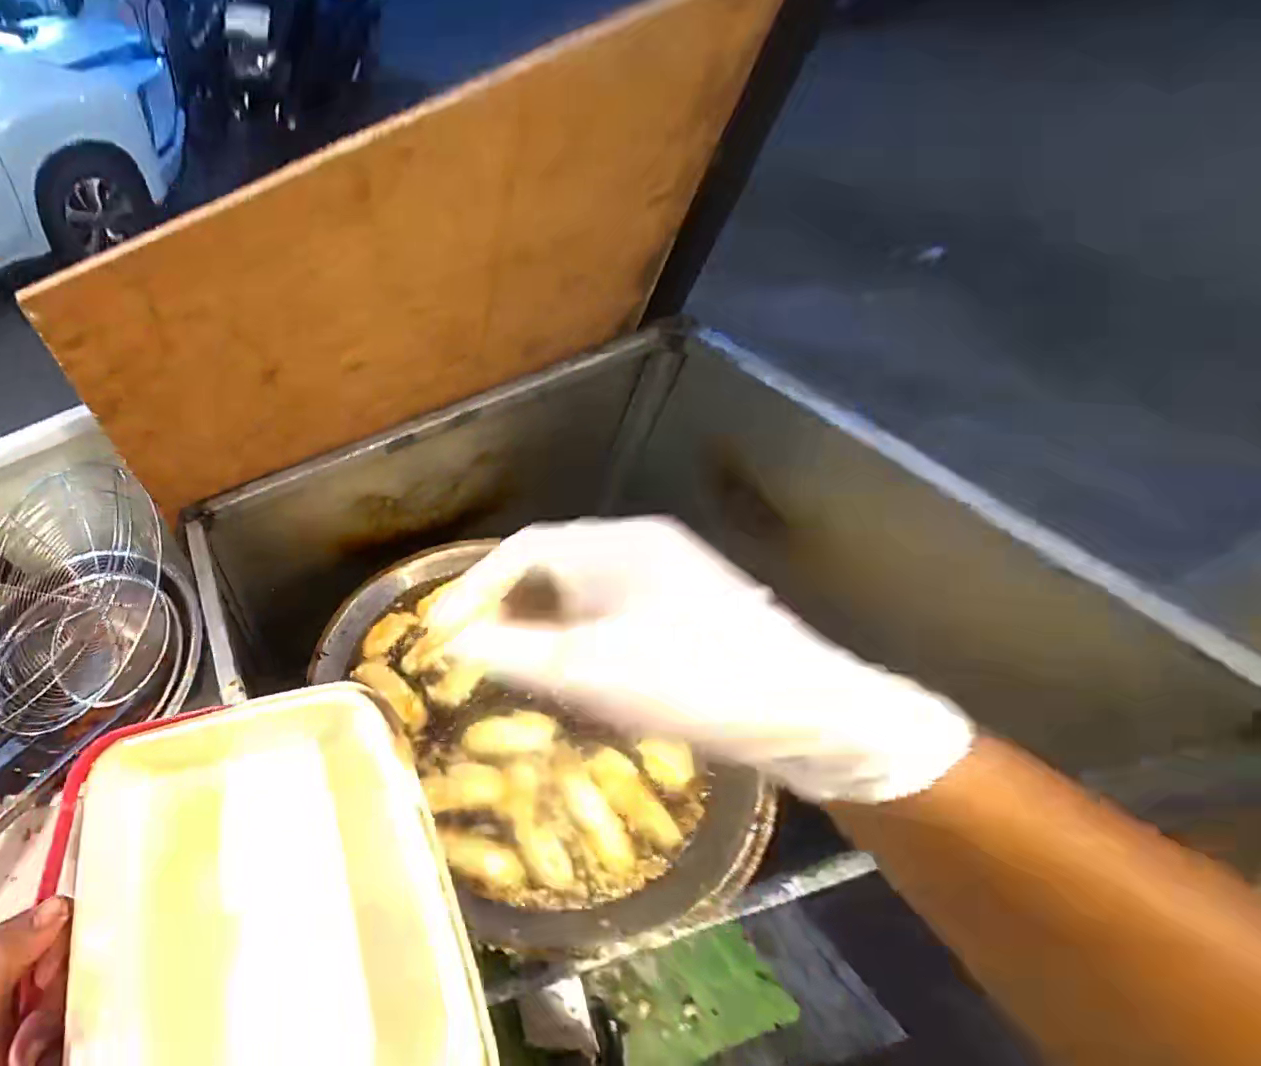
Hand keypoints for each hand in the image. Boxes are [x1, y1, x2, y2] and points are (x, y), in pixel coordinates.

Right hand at [427, 517, 973, 802]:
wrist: (815, 715)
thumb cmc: (695, 682)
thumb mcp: (593, 672)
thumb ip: (515, 653)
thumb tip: (453, 643)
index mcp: (615, 545)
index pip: (524, 547)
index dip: (476, 584)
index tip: (445, 624)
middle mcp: (638, 545)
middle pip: (549, 563)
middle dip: (505, 602)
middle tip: (474, 645)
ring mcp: (666, 573)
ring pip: (578, 587)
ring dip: (540, 618)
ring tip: (514, 659)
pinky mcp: (683, 604)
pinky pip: (607, 605)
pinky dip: (574, 630)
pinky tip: (572, 667)